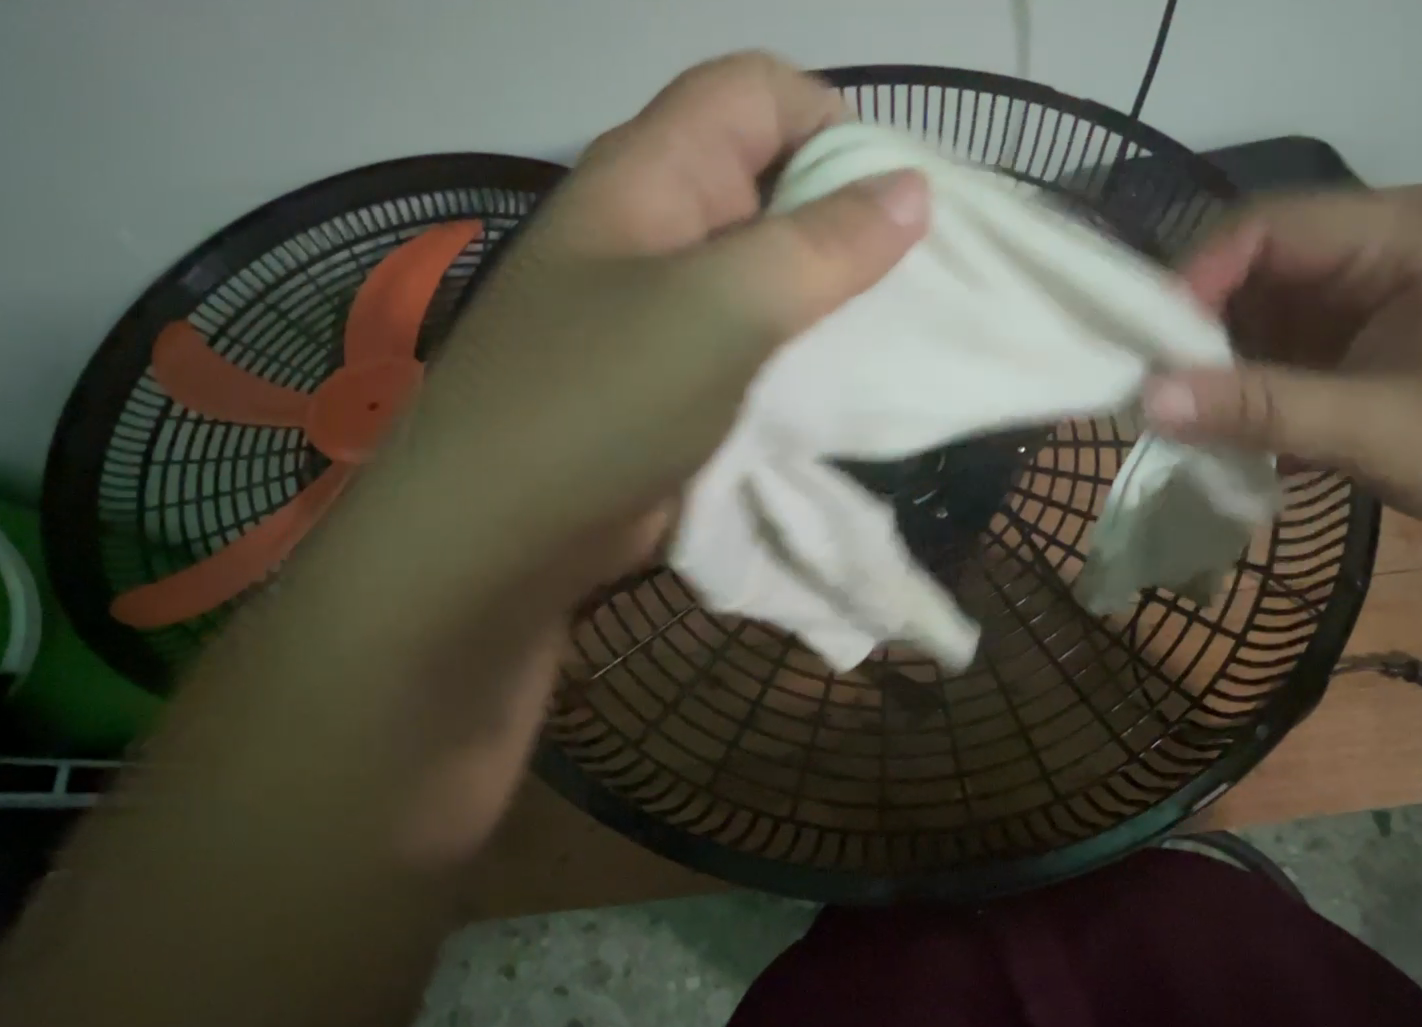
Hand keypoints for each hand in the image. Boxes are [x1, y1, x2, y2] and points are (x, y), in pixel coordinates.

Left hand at [357, 53, 930, 604]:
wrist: (504, 540)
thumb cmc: (602, 403)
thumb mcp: (721, 310)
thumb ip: (822, 245)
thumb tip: (913, 188)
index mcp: (654, 174)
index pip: (756, 92)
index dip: (832, 124)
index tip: (897, 205)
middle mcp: (661, 227)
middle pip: (772, 181)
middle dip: (850, 220)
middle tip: (917, 282)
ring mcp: (667, 308)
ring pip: (771, 271)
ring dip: (833, 297)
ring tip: (896, 336)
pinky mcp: (680, 378)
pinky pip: (759, 343)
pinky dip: (807, 355)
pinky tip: (850, 386)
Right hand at [1143, 185, 1421, 535]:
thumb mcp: (1373, 429)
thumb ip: (1260, 409)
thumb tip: (1148, 401)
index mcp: (1405, 231)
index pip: (1270, 225)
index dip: (1198, 276)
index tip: (1149, 346)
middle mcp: (1376, 242)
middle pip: (1253, 259)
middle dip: (1199, 320)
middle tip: (1154, 381)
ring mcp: (1357, 287)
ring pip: (1251, 303)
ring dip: (1213, 355)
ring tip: (1182, 408)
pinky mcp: (1343, 331)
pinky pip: (1266, 338)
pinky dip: (1237, 377)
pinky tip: (1223, 419)